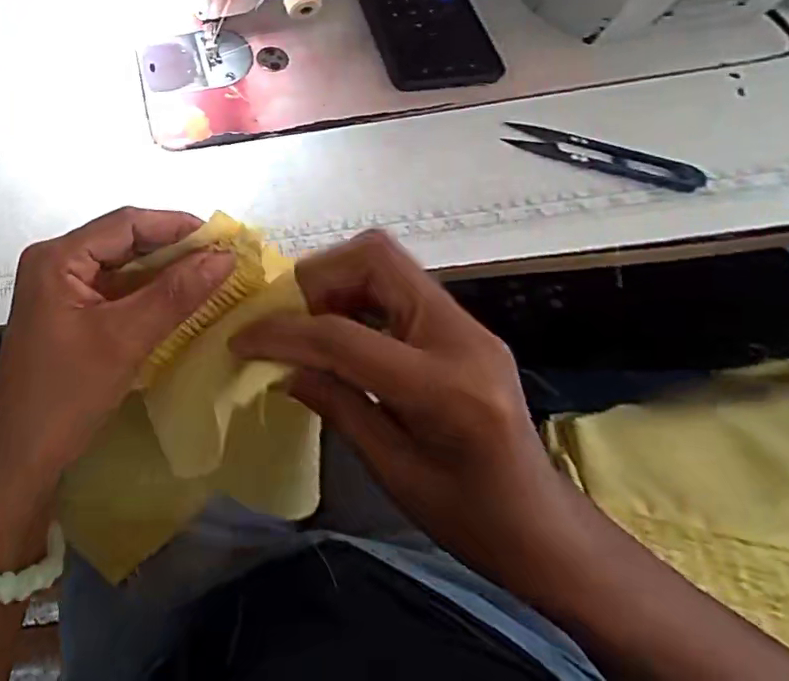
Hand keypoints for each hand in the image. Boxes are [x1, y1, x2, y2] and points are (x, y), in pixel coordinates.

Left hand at [0, 208, 235, 568]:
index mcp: (57, 257)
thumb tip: (224, 257)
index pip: (125, 223)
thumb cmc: (66, 395)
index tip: (223, 238)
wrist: (20, 458)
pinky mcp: (67, 312)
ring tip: (211, 275)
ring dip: (164, 270)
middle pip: (123, 240)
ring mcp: (59, 288)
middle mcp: (54, 262)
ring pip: (121, 265)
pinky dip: (147, 292)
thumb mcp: (124, 340)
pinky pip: (114, 289)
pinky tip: (180, 300)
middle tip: (222, 258)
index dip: (176, 225)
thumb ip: (175, 294)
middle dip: (173, 247)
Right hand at [230, 230, 573, 572]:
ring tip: (306, 322)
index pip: (344, 336)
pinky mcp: (460, 325)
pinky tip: (338, 330)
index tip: (241, 340)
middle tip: (283, 316)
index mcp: (445, 389)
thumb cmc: (471, 520)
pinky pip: (396, 284)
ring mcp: (466, 324)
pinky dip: (355, 293)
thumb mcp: (392, 472)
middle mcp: (461, 337)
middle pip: (376, 259)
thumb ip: (335, 405)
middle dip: (315, 276)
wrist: (546, 529)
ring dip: (333, 280)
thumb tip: (282, 367)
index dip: (283, 333)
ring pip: (385, 260)